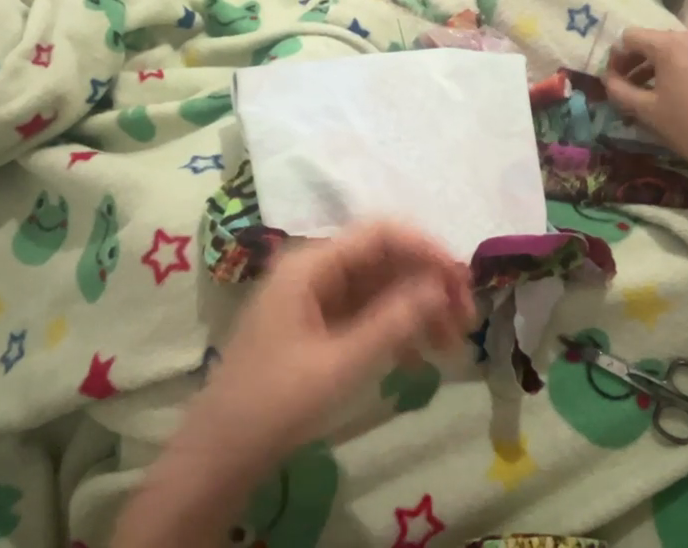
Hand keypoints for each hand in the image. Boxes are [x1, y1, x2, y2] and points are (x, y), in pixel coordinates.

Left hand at [188, 223, 475, 457]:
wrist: (221, 453)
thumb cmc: (276, 403)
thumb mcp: (341, 364)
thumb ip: (392, 321)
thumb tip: (439, 285)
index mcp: (311, 265)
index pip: (380, 234)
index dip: (426, 249)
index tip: (464, 282)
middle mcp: (314, 271)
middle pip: (384, 258)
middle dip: (427, 283)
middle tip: (466, 321)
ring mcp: (315, 298)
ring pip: (380, 287)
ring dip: (418, 308)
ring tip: (452, 345)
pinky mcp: (319, 325)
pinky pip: (367, 313)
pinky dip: (396, 328)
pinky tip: (420, 358)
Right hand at [603, 27, 687, 182]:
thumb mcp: (647, 111)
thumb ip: (620, 90)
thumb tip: (608, 79)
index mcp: (670, 45)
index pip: (630, 37)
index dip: (617, 57)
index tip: (615, 80)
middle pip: (655, 40)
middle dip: (638, 61)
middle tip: (631, 87)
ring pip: (677, 48)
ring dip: (660, 65)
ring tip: (657, 92)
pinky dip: (684, 68)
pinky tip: (685, 94)